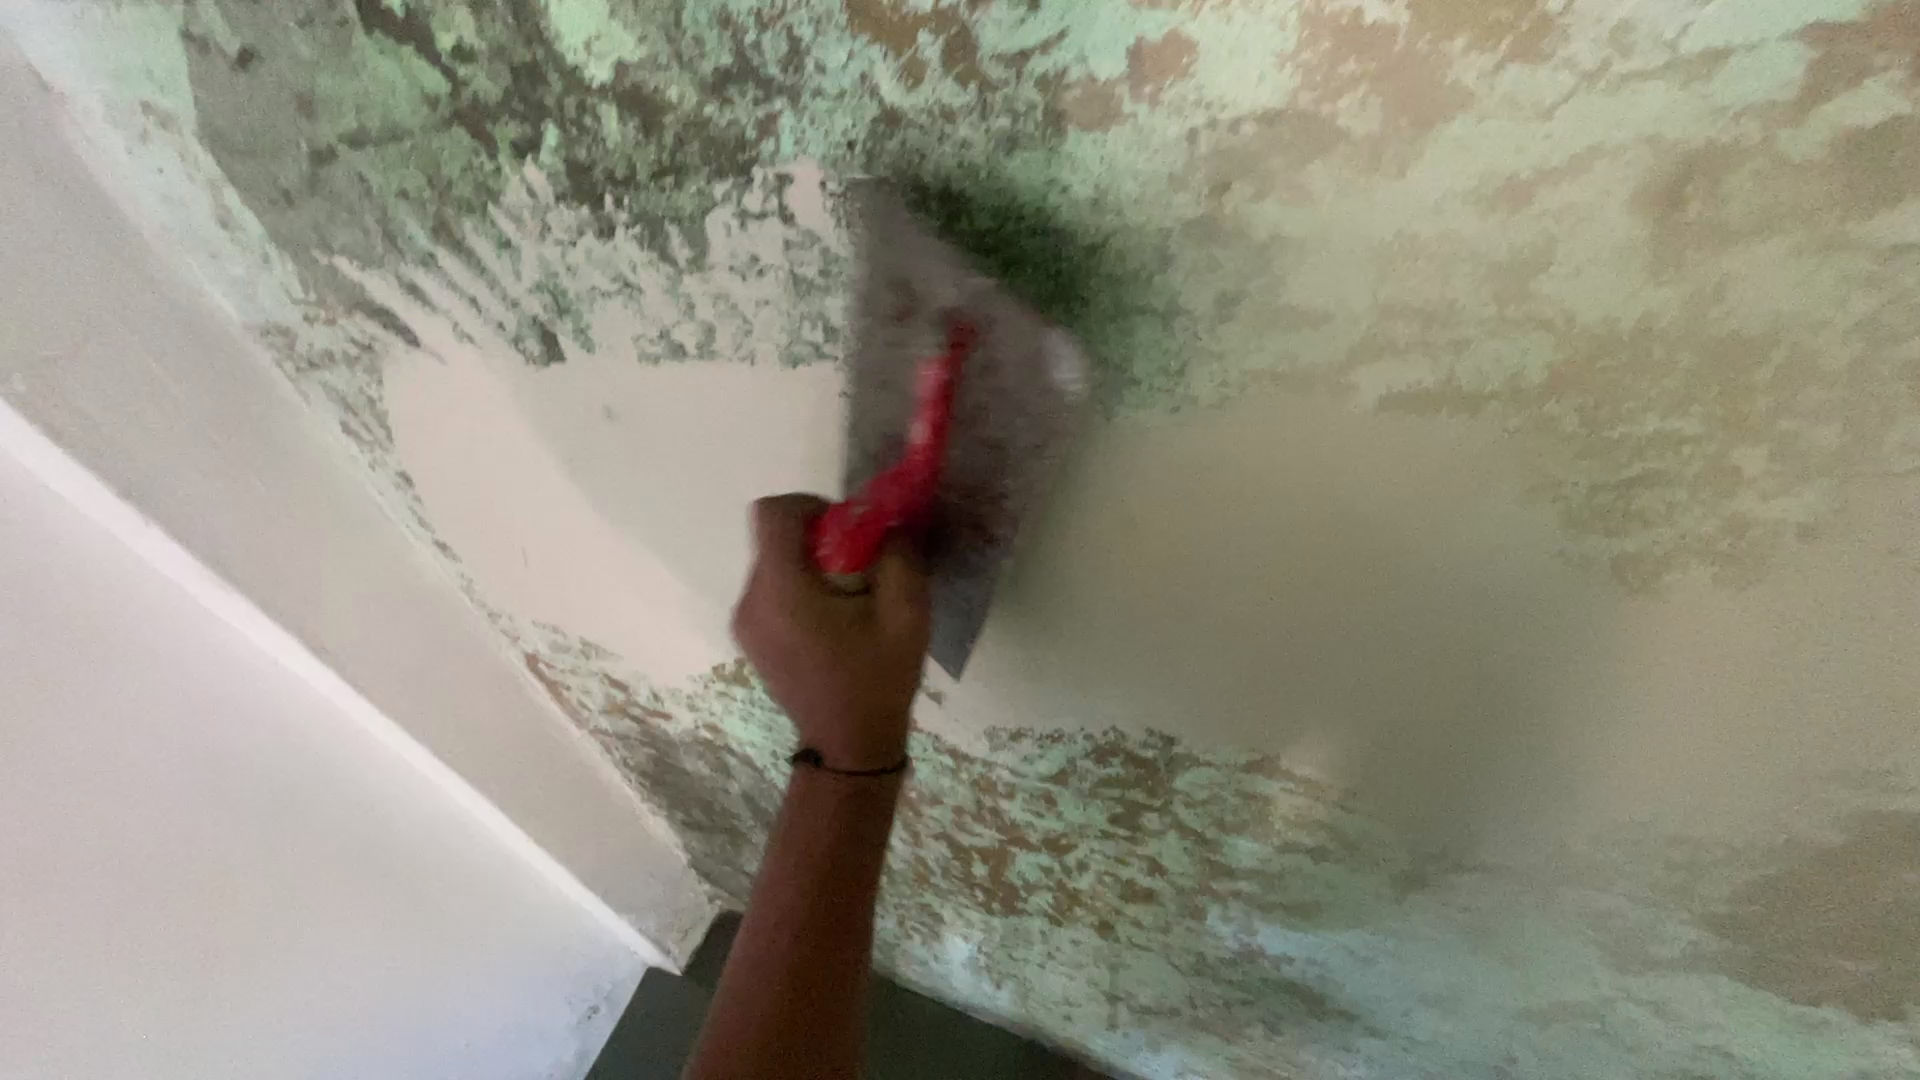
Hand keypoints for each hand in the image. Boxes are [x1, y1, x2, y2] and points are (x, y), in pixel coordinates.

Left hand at [731, 494, 931, 771]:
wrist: (847, 748)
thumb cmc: (878, 681)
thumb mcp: (907, 615)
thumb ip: (898, 556)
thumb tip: (886, 525)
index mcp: (783, 592)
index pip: (773, 513)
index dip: (811, 506)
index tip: (847, 530)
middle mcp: (751, 601)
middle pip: (774, 538)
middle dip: (817, 538)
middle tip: (859, 567)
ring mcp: (744, 622)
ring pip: (773, 562)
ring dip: (809, 563)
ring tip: (848, 598)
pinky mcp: (749, 637)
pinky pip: (770, 588)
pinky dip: (799, 587)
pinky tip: (831, 621)